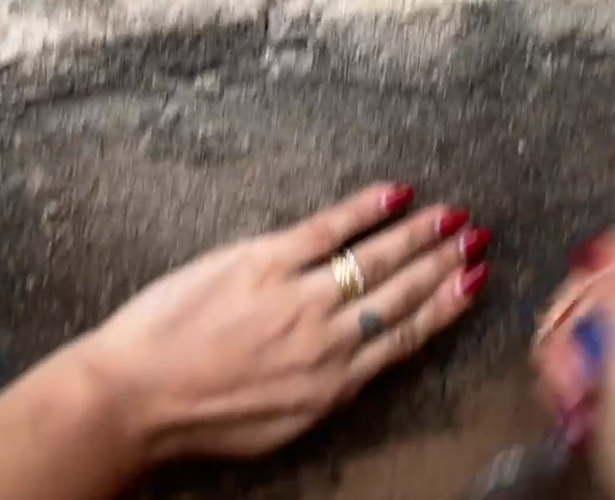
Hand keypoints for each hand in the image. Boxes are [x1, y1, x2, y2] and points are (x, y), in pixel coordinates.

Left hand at [72, 182, 489, 461]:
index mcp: (332, 384)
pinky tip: (395, 192)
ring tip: (452, 215)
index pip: (405, 337)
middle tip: (476, 238)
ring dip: (420, 235)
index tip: (474, 282)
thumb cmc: (200, 415)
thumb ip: (323, 387)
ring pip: (377, 260)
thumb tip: (357, 357)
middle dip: (444, 264)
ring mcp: (299, 295)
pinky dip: (365, 209)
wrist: (138, 396)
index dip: (446, 307)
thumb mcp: (278, 423)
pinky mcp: (265, 261)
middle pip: (402, 294)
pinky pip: (328, 229)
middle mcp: (328, 339)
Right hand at [532, 225, 614, 499]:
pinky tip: (571, 379)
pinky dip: (568, 346)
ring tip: (565, 380)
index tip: (578, 327)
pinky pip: (585, 315)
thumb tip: (606, 256)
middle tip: (564, 362)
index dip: (590, 282)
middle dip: (570, 314)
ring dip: (563, 336)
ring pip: (583, 293)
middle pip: (598, 269)